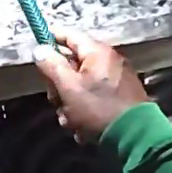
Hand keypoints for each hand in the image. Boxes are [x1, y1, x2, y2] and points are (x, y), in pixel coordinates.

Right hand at [32, 27, 149, 142]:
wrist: (134, 137)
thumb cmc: (98, 109)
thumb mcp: (69, 87)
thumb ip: (51, 66)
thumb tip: (39, 48)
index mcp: (98, 53)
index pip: (70, 35)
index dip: (51, 38)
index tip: (37, 47)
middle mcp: (109, 62)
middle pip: (72, 64)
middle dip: (59, 85)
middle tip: (55, 100)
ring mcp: (116, 80)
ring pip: (81, 85)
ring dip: (70, 104)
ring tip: (71, 121)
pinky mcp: (120, 98)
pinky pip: (94, 98)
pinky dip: (85, 111)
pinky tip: (83, 129)